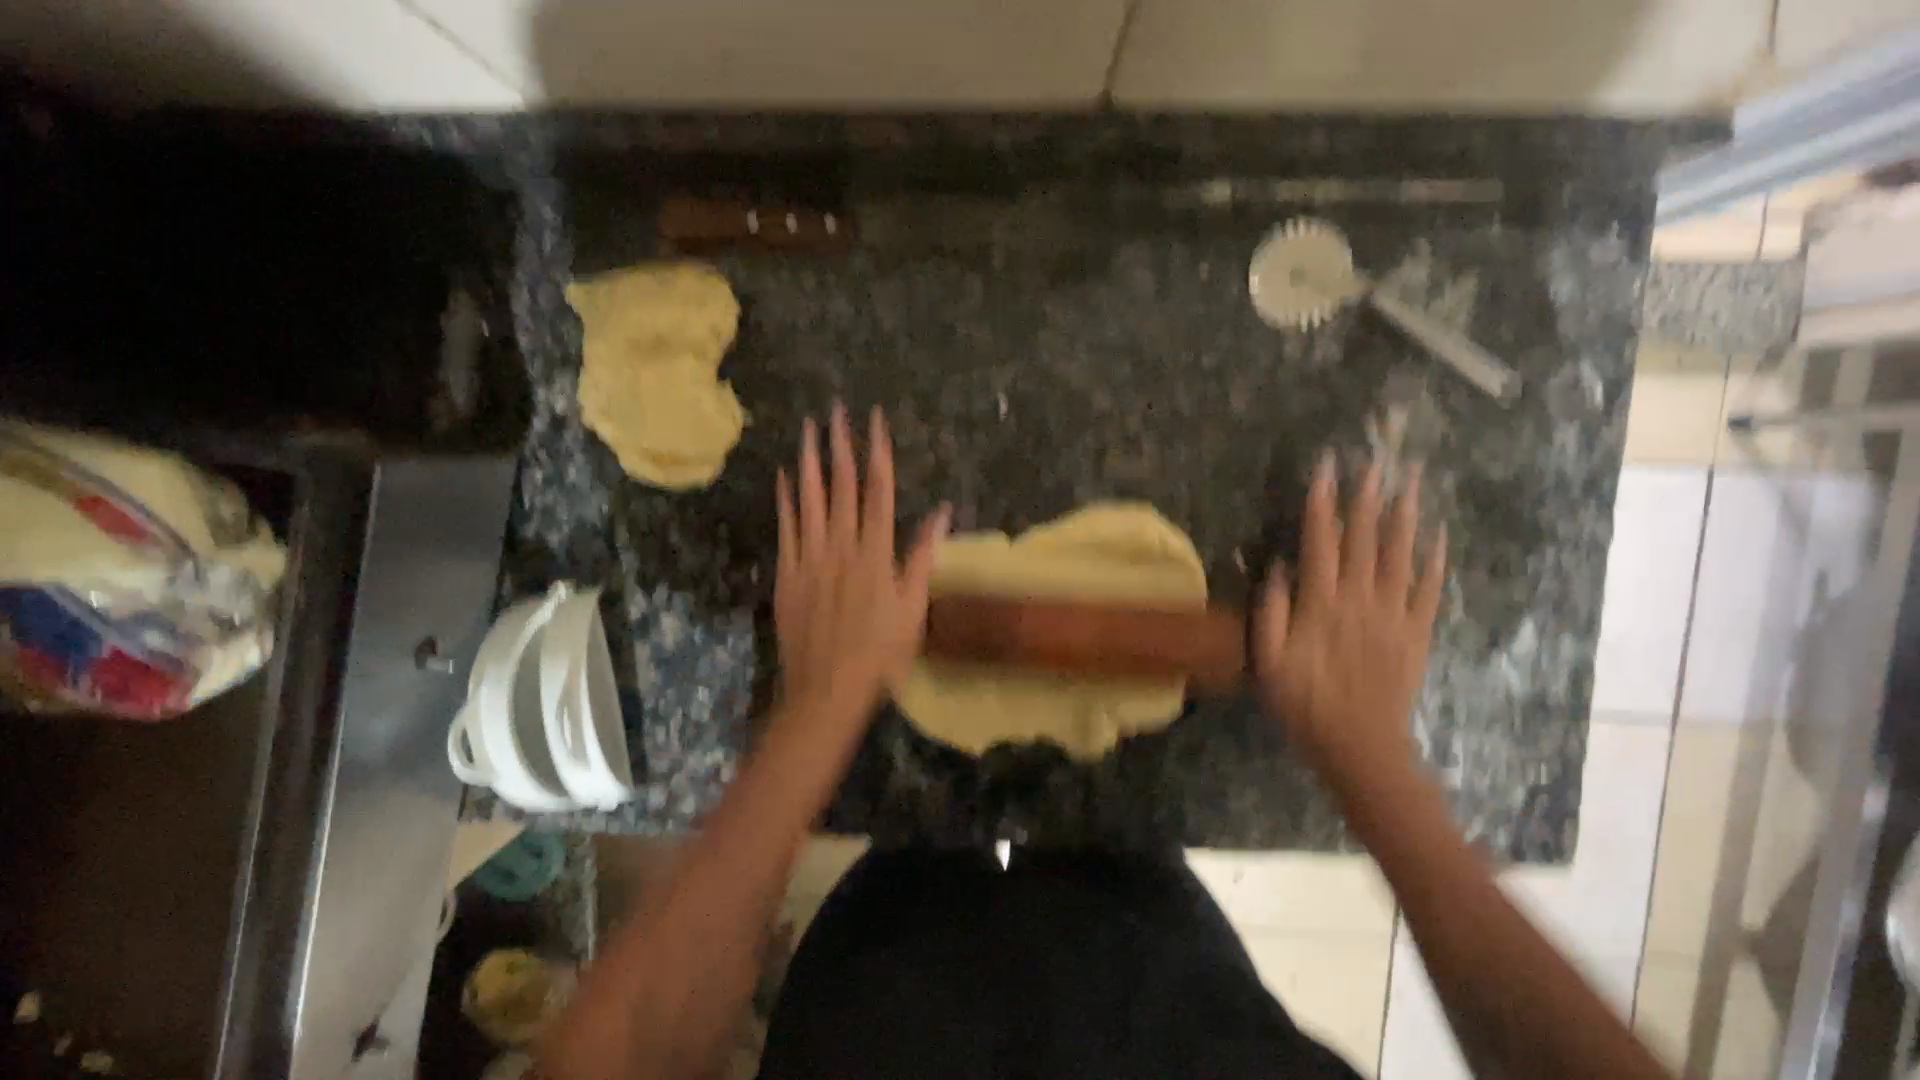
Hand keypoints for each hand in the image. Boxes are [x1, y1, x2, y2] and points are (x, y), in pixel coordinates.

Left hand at [775, 403, 950, 726]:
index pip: (878, 489)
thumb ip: (924, 556)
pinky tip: (783, 477)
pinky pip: (786, 528)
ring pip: (809, 499)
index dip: (877, 451)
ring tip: (807, 429)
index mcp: (876, 552)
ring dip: (809, 461)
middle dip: (840, 444)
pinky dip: (785, 500)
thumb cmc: (881, 653)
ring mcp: (810, 558)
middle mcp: (842, 545)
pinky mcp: (787, 574)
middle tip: (836, 409)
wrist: (827, 689)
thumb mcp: (914, 607)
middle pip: (842, 485)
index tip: (875, 420)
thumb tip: (942, 512)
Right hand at [1255, 454, 1445, 775]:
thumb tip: (1278, 567)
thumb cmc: (1305, 706)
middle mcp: (1361, 600)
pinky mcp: (1417, 633)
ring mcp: (1394, 615)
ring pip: (1401, 556)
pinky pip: (1429, 592)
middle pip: (1364, 539)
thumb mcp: (1269, 663)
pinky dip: (1435, 563)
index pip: (1321, 541)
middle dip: (1367, 497)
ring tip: (1412, 483)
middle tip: (1374, 461)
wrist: (1360, 746)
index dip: (1322, 502)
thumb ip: (1272, 613)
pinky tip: (1438, 538)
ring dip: (1405, 517)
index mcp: (1322, 604)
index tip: (1326, 467)